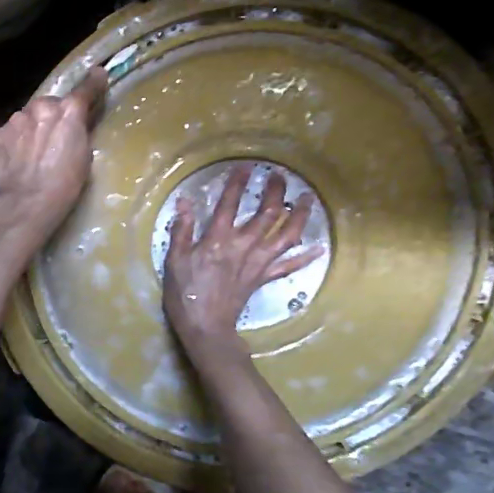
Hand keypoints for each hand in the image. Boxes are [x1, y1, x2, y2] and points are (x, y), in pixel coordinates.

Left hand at [0, 68, 105, 242]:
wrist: (26, 202)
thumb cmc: (64, 184)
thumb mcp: (84, 156)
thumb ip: (81, 130)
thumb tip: (80, 120)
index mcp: (68, 111)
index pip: (85, 90)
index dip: (93, 83)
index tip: (98, 75)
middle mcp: (41, 107)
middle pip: (52, 104)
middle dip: (55, 114)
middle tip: (57, 134)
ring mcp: (17, 119)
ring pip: (30, 116)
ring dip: (35, 125)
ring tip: (36, 149)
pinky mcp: (0, 133)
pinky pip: (14, 130)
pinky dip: (19, 138)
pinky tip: (20, 155)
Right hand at [163, 167, 324, 356]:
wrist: (205, 325)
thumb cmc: (185, 292)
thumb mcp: (174, 259)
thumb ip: (181, 230)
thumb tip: (184, 203)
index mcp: (218, 239)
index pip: (229, 204)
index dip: (237, 183)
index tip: (246, 167)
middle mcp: (244, 245)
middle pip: (267, 213)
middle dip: (276, 191)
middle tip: (279, 177)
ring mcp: (258, 262)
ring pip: (286, 234)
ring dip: (299, 215)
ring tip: (306, 200)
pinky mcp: (263, 278)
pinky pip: (289, 266)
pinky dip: (305, 257)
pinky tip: (319, 248)